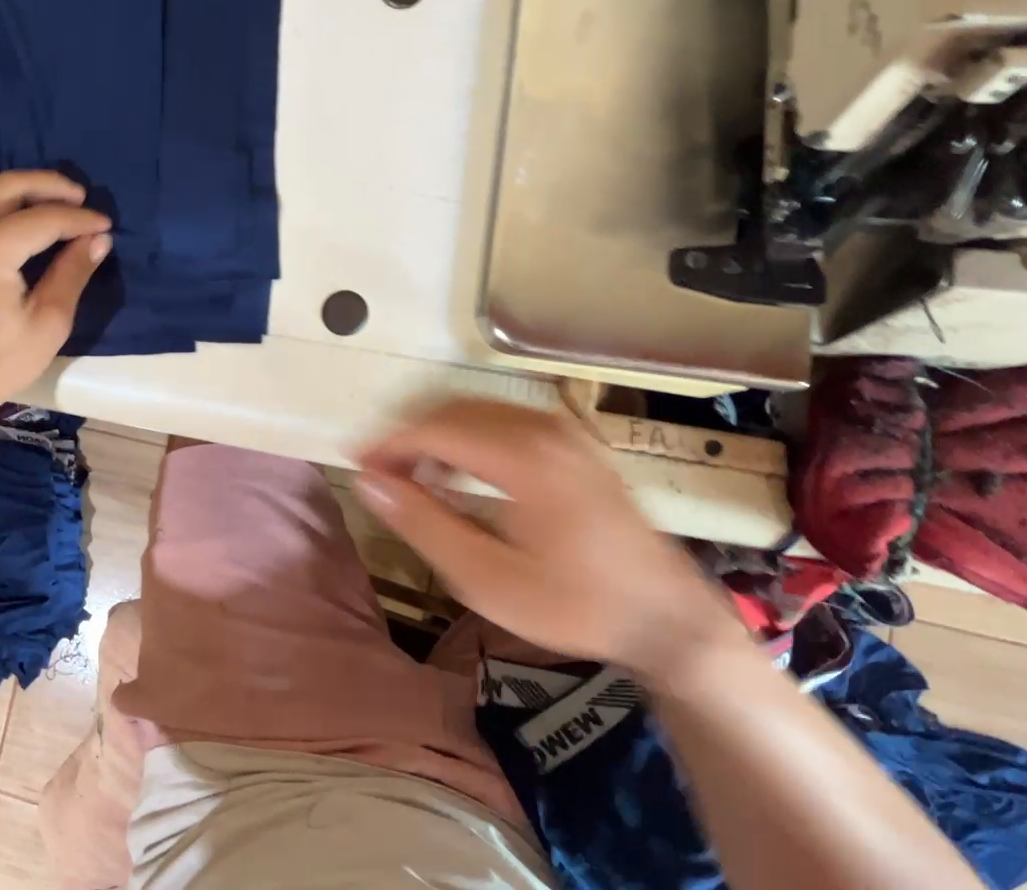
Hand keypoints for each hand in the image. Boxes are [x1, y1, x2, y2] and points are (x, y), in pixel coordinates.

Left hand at [0, 171, 111, 432]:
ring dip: (21, 186)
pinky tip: (17, 212)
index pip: (45, 218)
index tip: (106, 226)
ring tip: (54, 199)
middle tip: (83, 197)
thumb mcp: (47, 323)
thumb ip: (72, 273)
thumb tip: (99, 240)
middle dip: (50, 187)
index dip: (80, 219)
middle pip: (10, 187)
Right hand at [353, 398, 741, 682]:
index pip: (433, 426)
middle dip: (407, 433)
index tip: (357, 466)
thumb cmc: (575, 605)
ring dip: (435, 433)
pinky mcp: (576, 444)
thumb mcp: (486, 578)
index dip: (388, 442)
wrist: (669, 619)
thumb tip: (369, 482)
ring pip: (478, 409)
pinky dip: (468, 435)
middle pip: (453, 408)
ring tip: (410, 473)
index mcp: (524, 457)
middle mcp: (545, 429)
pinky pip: (505, 419)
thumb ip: (423, 524)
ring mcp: (566, 432)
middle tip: (378, 471)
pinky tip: (458, 471)